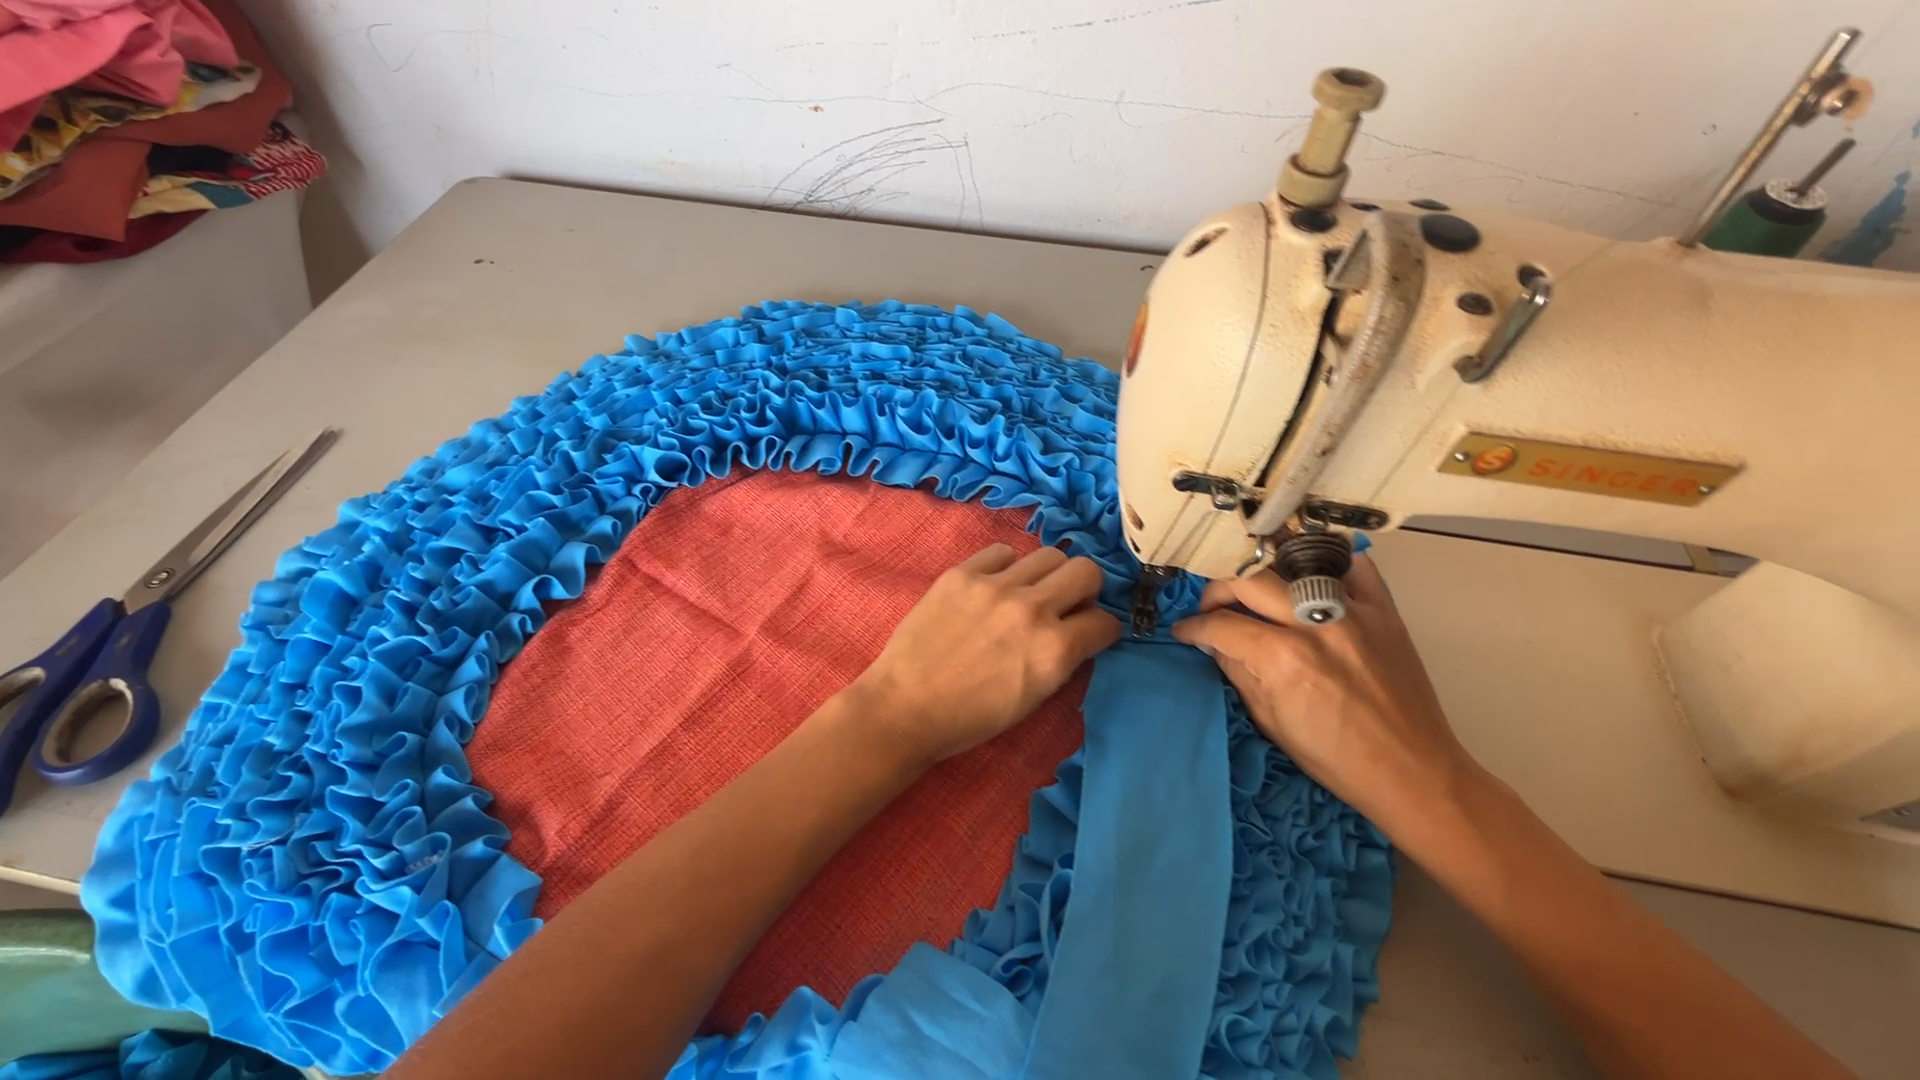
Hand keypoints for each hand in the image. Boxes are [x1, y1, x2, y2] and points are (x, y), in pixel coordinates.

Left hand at [848, 544, 1122, 766]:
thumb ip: (1062, 660)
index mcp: (1054, 651)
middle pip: (1086, 571)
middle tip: (1067, 604)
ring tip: (1029, 593)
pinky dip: (1006, 567)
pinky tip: (994, 587)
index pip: (1105, 622)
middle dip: (1086, 590)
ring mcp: (995, 586)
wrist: (905, 707)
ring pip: (1049, 554)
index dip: (1102, 630)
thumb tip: (1077, 632)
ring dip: (1048, 575)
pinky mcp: (962, 573)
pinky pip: (1002, 552)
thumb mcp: (1033, 699)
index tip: (1091, 633)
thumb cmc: (970, 718)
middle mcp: (1032, 611)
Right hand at [1171, 556, 1475, 830]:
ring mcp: (1354, 612)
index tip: (1185, 630)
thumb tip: (1212, 640)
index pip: (1222, 624)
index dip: (1194, 627)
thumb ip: (1236, 671)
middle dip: (1218, 591)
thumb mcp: (1270, 721)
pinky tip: (1311, 582)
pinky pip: (1353, 566)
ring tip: (1256, 594)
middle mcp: (1315, 625)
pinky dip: (1327, 567)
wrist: (1411, 771)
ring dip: (1264, 576)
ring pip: (1293, 564)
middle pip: (1248, 580)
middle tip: (1212, 609)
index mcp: (1283, 660)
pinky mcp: (1385, 610)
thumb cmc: (1335, 758)